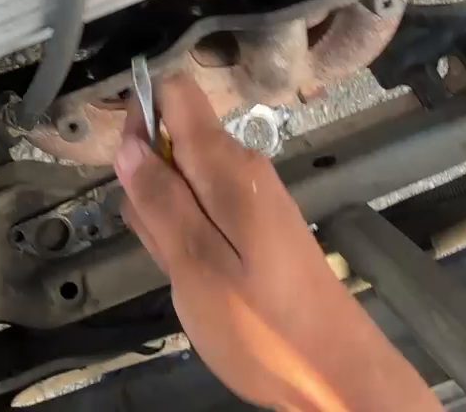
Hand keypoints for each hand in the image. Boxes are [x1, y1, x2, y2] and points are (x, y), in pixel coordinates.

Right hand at [115, 74, 438, 411]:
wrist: (338, 375)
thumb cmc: (262, 323)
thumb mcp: (195, 263)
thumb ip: (158, 200)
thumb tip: (127, 146)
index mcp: (225, 163)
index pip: (176, 91)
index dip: (142, 114)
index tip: (130, 166)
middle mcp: (239, 165)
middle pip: (173, 140)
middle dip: (150, 180)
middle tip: (162, 241)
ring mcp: (248, 195)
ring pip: (183, 180)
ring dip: (166, 216)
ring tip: (182, 268)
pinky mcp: (254, 224)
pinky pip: (204, 209)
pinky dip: (188, 235)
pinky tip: (199, 276)